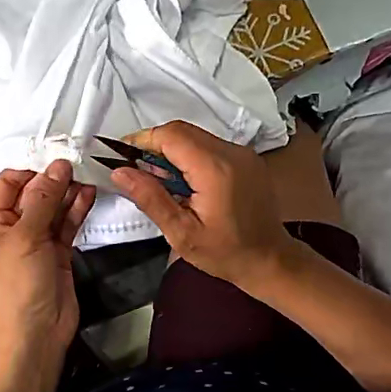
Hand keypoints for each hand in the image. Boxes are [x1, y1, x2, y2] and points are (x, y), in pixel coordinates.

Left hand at [0, 160, 95, 354]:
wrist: (34, 335)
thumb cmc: (16, 292)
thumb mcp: (25, 237)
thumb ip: (43, 200)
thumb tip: (56, 169)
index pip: (8, 183)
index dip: (30, 169)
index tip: (53, 158)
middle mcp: (11, 230)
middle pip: (34, 193)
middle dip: (53, 179)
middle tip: (75, 164)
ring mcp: (35, 242)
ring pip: (53, 207)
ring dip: (68, 192)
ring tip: (86, 175)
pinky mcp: (56, 253)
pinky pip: (66, 224)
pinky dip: (77, 209)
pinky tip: (88, 195)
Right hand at [109, 120, 305, 289]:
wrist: (270, 260)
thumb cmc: (226, 252)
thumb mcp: (181, 232)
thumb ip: (150, 198)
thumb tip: (120, 172)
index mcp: (216, 170)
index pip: (171, 136)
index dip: (142, 140)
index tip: (121, 156)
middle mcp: (232, 153)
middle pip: (182, 131)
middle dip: (153, 145)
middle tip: (135, 170)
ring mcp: (243, 154)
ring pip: (194, 136)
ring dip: (170, 151)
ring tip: (158, 180)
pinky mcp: (246, 159)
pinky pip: (209, 145)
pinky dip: (188, 156)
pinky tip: (182, 182)